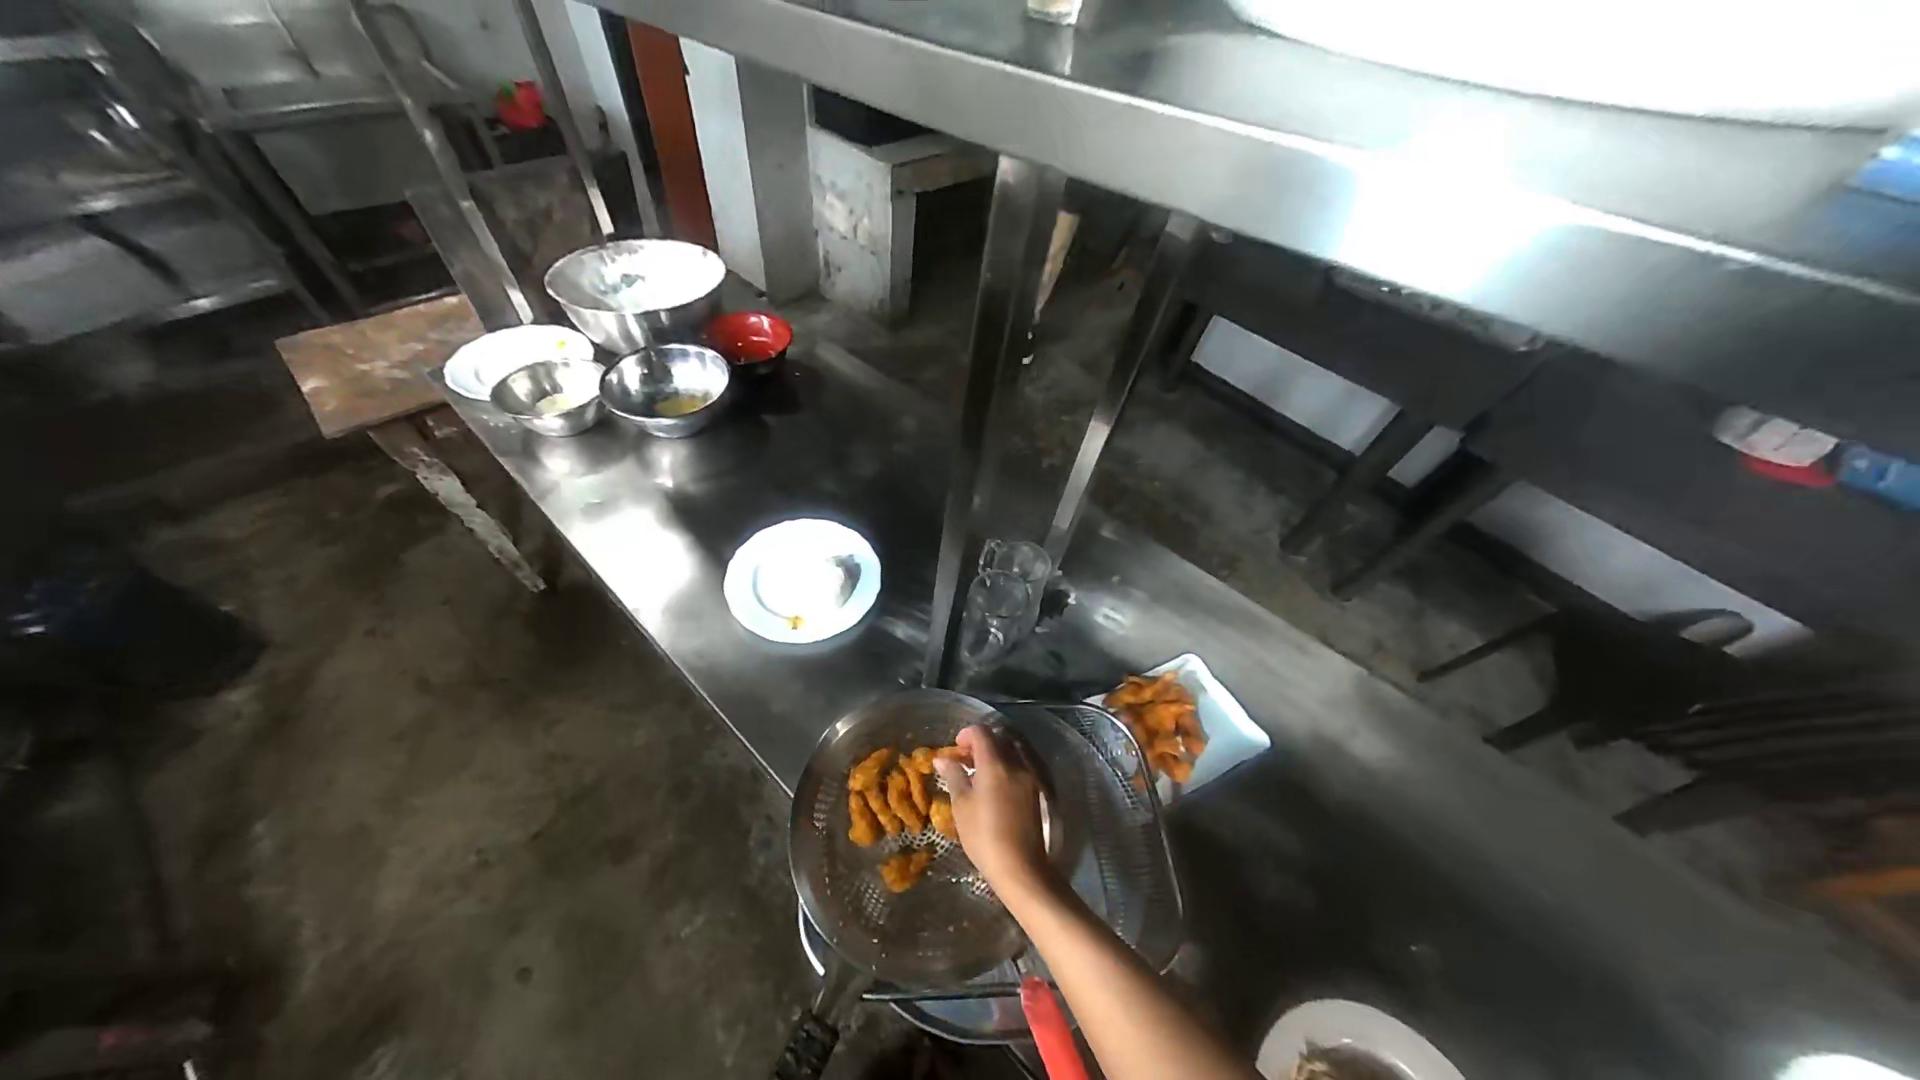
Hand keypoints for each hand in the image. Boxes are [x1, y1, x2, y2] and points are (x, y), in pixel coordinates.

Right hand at [933, 725, 1054, 905]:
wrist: (1020, 866)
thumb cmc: (984, 836)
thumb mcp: (962, 806)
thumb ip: (954, 776)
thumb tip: (942, 759)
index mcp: (995, 764)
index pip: (982, 733)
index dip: (966, 734)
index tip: (955, 748)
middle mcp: (1017, 763)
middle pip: (1000, 738)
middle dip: (982, 742)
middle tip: (966, 758)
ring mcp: (1031, 776)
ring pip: (1014, 750)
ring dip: (997, 752)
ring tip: (981, 771)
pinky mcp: (1039, 789)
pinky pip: (1023, 764)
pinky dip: (1009, 763)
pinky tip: (998, 783)